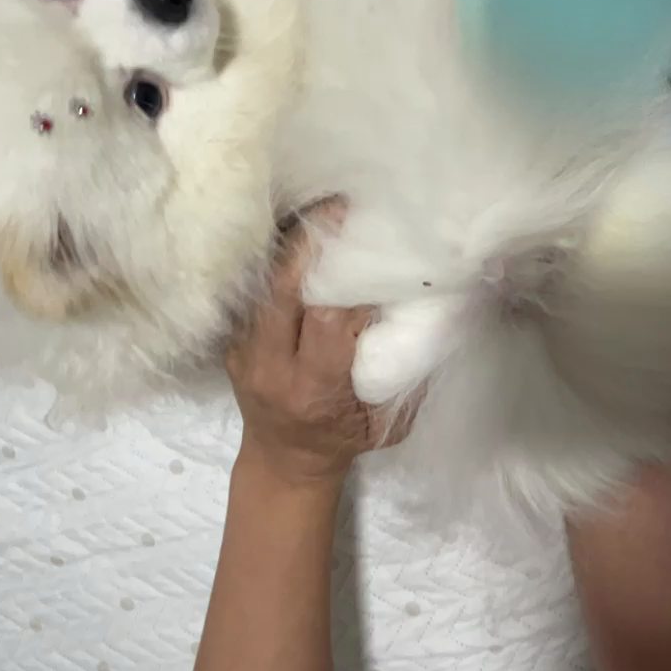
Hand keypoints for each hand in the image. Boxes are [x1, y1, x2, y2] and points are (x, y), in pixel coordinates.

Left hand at [224, 201, 407, 488]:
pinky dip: (275, 262)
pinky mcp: (232, 342)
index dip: (350, 283)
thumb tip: (438, 315)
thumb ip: (406, 373)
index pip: (326, 320)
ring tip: (318, 211)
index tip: (374, 252)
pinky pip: (252, 292)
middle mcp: (271, 367)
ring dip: (290, 244)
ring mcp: (244, 353)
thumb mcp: (388, 422)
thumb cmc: (346, 440)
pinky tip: (296, 235)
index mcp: (314, 388)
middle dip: (310, 244)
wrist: (283, 462)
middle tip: (339, 208)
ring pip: (261, 284)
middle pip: (282, 291)